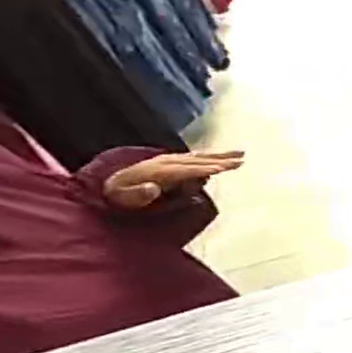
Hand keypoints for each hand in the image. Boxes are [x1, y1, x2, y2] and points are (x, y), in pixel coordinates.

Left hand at [103, 151, 243, 209]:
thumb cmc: (120, 197)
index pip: (185, 170)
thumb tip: (154, 188)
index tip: (222, 169)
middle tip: (241, 161)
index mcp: (155, 172)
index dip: (203, 169)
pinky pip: (195, 156)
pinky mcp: (172, 160)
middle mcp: (164, 162)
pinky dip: (211, 155)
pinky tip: (222, 156)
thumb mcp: (124, 198)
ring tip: (240, 154)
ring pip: (198, 156)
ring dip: (220, 155)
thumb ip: (138, 194)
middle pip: (196, 161)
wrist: (111, 185)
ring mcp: (168, 159)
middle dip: (219, 160)